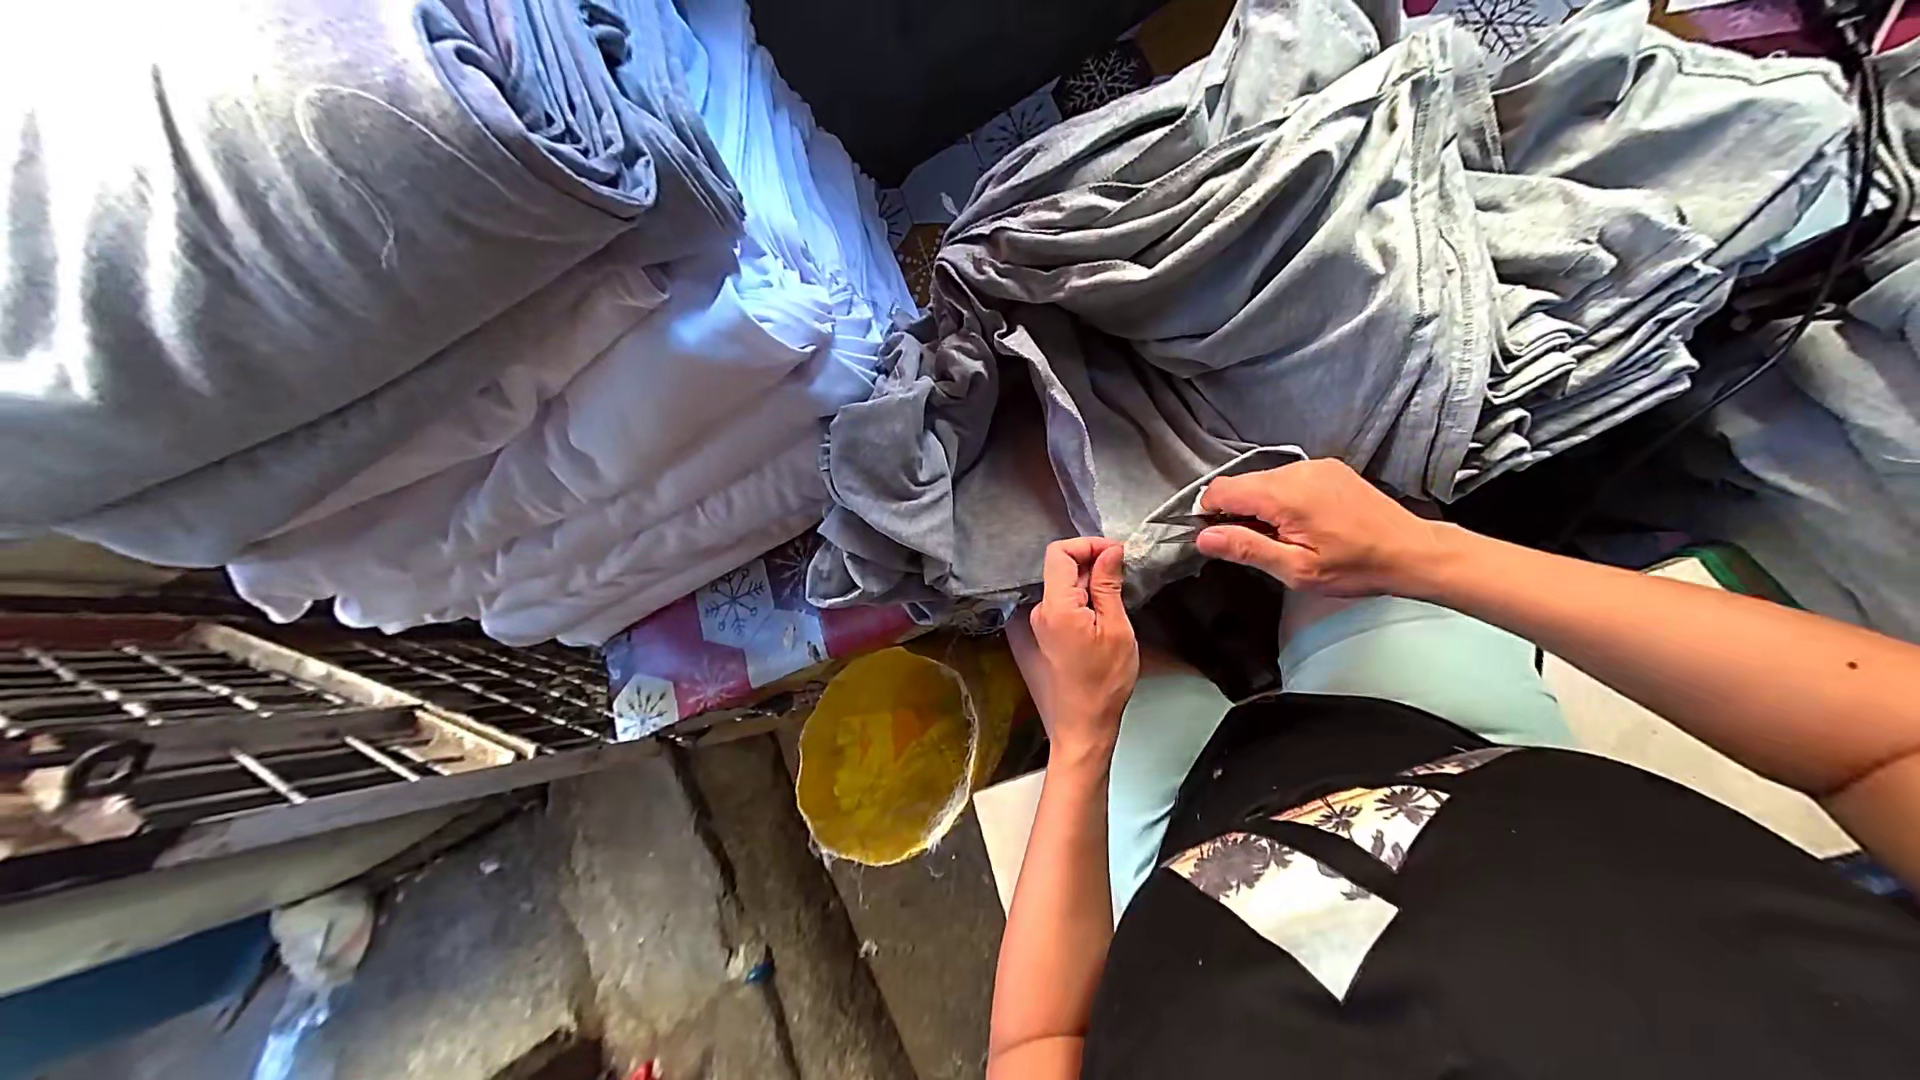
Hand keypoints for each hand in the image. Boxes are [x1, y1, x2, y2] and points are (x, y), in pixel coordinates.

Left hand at [1007, 537, 1138, 766]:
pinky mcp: (1043, 636)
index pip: (1059, 552)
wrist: (1082, 725)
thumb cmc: (1104, 682)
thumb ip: (1108, 585)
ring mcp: (1039, 624)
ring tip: (1117, 597)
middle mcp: (1040, 611)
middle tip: (1123, 574)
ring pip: (1063, 586)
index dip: (1087, 545)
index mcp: (1056, 606)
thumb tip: (1109, 552)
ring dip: (1088, 583)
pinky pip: (1062, 604)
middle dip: (1091, 563)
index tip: (1115, 553)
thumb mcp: (1116, 628)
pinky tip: (1103, 614)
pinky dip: (1082, 600)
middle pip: (1060, 567)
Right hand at [1193, 458, 1450, 595]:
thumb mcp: (1296, 569)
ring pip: (1260, 481)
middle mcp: (1297, 471)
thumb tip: (1203, 538)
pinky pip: (1284, 479)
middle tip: (1256, 544)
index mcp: (1285, 494)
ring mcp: (1314, 467)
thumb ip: (1246, 549)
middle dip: (1234, 512)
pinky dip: (1278, 499)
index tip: (1219, 538)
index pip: (1221, 490)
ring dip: (1257, 506)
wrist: (1412, 552)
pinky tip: (1298, 523)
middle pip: (1239, 484)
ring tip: (1281, 536)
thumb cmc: (1356, 566)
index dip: (1209, 513)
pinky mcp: (1327, 469)